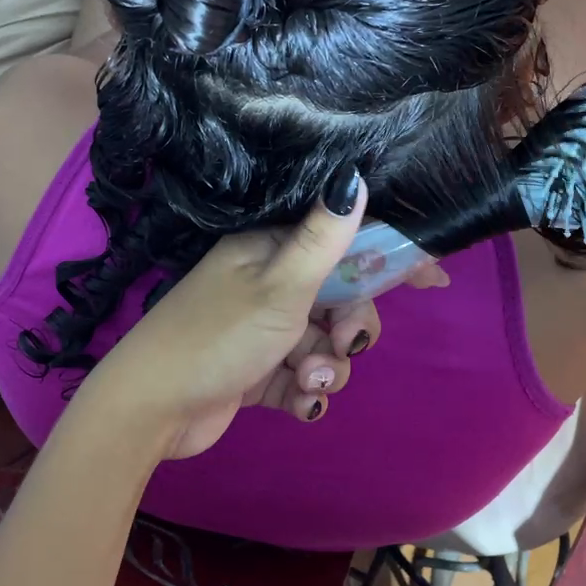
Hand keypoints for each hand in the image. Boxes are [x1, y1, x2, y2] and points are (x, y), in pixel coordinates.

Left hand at [79, 166, 376, 458]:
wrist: (152, 409)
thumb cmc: (217, 337)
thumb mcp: (278, 287)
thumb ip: (323, 240)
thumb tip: (355, 176)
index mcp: (269, 251)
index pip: (341, 242)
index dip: (388, 259)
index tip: (433, 280)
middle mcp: (267, 285)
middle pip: (340, 300)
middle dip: (350, 328)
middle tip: (341, 344)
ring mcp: (262, 333)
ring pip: (324, 345)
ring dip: (327, 367)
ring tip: (307, 381)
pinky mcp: (257, 373)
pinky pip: (301, 378)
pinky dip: (306, 393)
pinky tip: (299, 404)